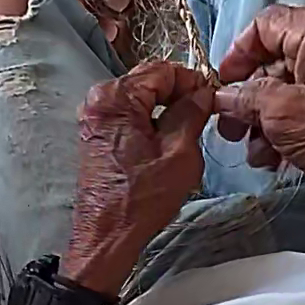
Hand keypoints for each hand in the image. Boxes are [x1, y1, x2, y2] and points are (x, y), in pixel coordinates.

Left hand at [65, 61, 213, 295]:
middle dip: (178, 95)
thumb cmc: (141, 199)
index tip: (211, 97)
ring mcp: (93, 120)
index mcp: (116, 98)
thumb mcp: (180, 152)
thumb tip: (202, 93)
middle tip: (203, 116)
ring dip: (164, 111)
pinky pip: (128, 118)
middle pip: (149, 82)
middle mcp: (98, 102)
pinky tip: (165, 145)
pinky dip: (149, 124)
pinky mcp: (95, 138)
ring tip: (186, 135)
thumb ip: (192, 113)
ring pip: (140, 101)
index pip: (162, 69)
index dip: (192, 80)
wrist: (107, 235)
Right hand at [214, 4, 304, 234]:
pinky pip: (302, 104)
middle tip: (231, 132)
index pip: (263, 26)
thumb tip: (223, 97)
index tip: (221, 90)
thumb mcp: (282, 114)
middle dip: (247, 100)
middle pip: (271, 60)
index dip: (236, 56)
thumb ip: (246, 98)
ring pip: (283, 88)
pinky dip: (283, 129)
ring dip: (262, 123)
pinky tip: (275, 158)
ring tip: (257, 154)